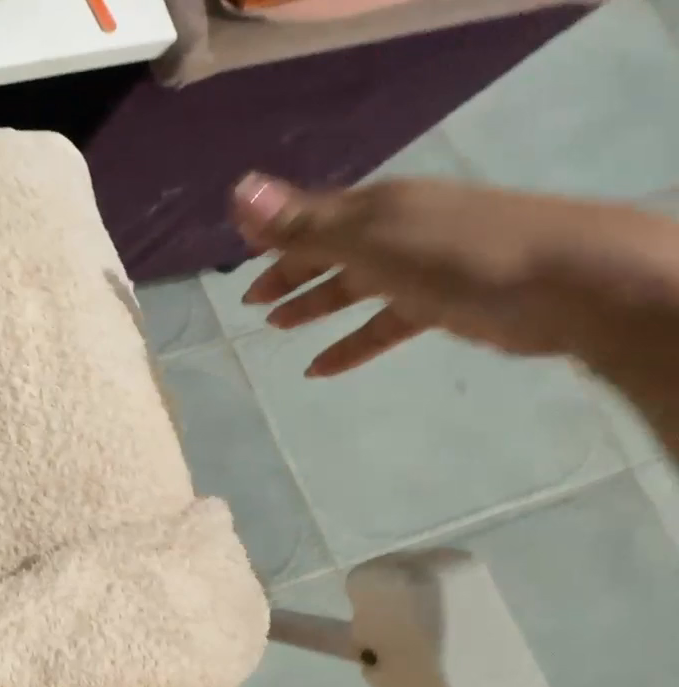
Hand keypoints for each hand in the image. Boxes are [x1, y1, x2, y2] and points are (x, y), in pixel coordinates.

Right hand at [229, 172, 678, 376]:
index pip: (313, 216)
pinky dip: (351, 343)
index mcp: (377, 208)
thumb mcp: (367, 238)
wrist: (572, 283)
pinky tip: (320, 370)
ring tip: (276, 327)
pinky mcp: (443, 303)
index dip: (276, 232)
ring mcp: (423, 267)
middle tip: (250, 299)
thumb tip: (238, 191)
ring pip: (354, 286)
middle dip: (290, 271)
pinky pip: (383, 324)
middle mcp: (398, 230)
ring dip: (315, 304)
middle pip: (331, 250)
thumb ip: (300, 225)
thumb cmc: (457, 254)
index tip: (239, 252)